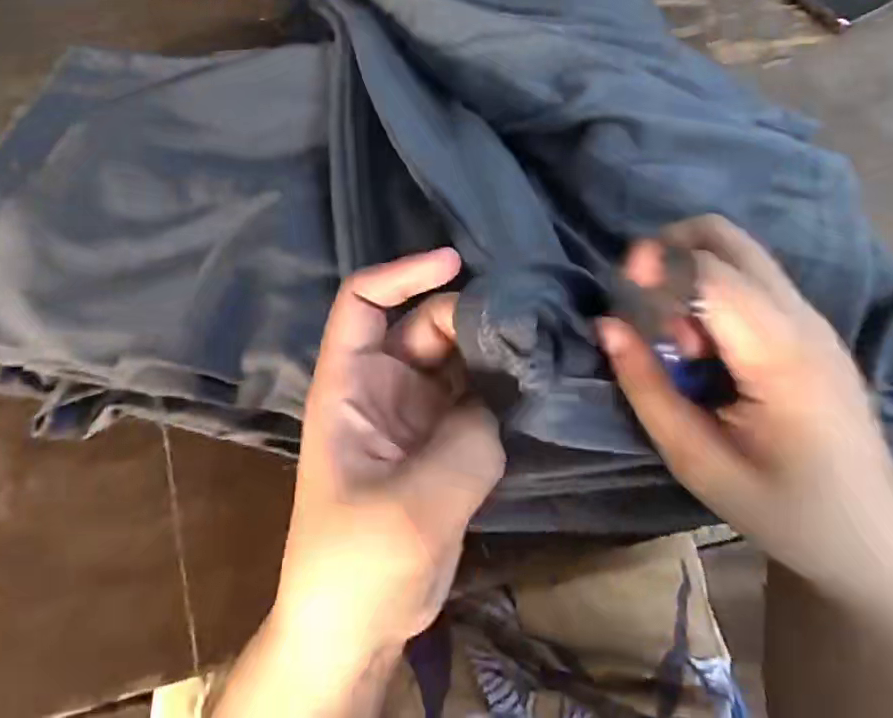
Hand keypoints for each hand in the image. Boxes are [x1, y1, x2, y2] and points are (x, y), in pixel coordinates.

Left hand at [272, 248, 505, 656]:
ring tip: (543, 346)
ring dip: (492, 351)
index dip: (403, 273)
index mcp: (349, 385)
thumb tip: (502, 403)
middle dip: (468, 318)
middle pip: (423, 325)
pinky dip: (502, 388)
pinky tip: (538, 384)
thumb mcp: (412, 508)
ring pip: (454, 359)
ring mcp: (414, 414)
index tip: (455, 262)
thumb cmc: (357, 562)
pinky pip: (474, 397)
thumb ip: (466, 446)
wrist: (356, 630)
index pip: (363, 302)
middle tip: (525, 327)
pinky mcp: (442, 442)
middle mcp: (381, 387)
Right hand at [599, 216, 892, 610]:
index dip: (656, 262)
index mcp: (779, 353)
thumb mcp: (697, 460)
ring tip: (679, 338)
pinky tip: (706, 346)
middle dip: (669, 251)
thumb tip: (606, 324)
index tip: (620, 285)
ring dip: (690, 271)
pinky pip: (750, 277)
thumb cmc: (781, 509)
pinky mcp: (810, 327)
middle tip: (642, 304)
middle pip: (725, 238)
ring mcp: (812, 319)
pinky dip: (712, 288)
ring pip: (737, 251)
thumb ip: (646, 386)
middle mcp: (801, 318)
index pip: (709, 270)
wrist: (870, 542)